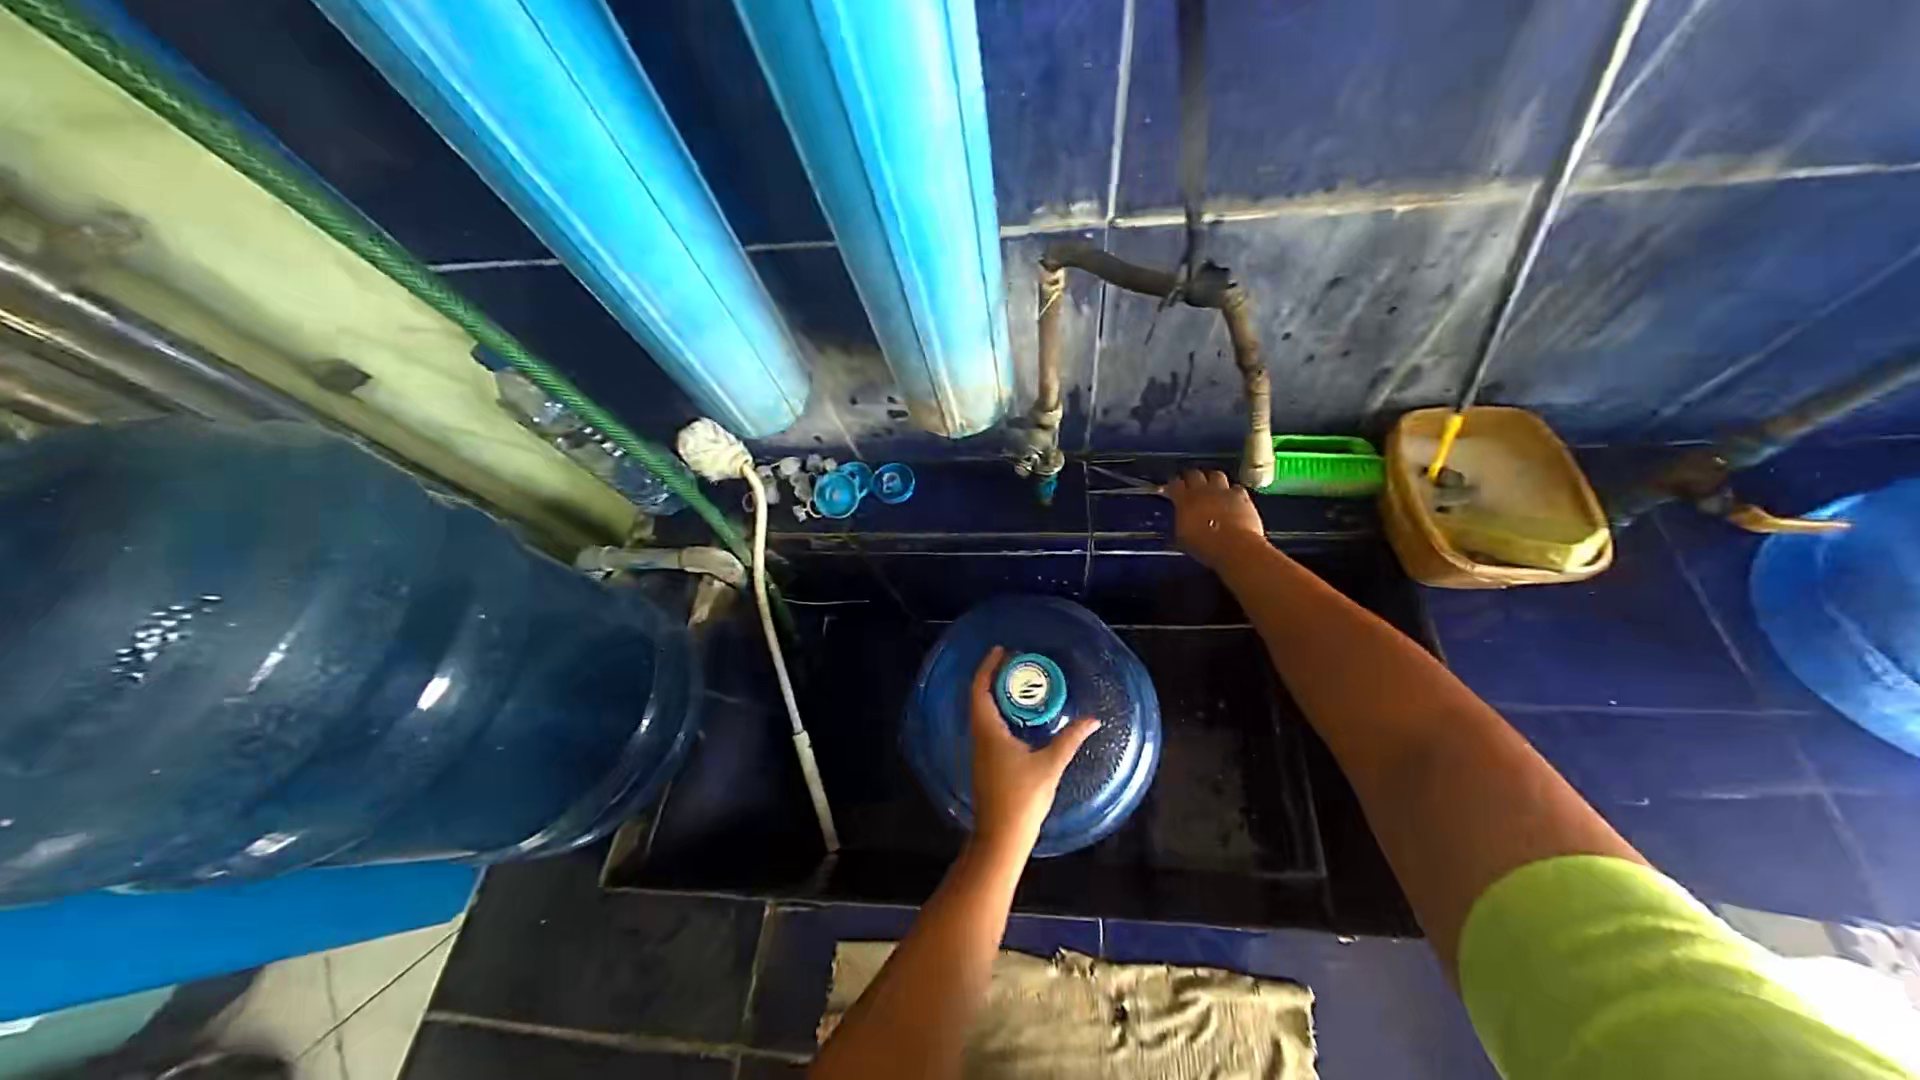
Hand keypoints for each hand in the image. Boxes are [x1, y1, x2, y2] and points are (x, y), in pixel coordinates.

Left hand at [968, 646, 1099, 852]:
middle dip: (994, 676)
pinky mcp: (986, 762)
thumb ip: (1071, 739)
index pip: (980, 689)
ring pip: (983, 712)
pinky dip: (1000, 711)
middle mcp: (980, 736)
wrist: (1001, 837)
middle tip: (1016, 662)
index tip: (1001, 650)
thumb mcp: (1050, 764)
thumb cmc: (1022, 798)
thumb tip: (1093, 719)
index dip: (988, 667)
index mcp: (989, 731)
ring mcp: (981, 750)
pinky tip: (1019, 716)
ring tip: (1019, 683)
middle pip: (980, 697)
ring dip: (997, 694)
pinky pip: (989, 725)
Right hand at [1163, 469, 1265, 569]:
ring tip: (1212, 485)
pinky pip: (1236, 488)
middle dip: (1191, 477)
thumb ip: (1181, 522)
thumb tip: (1181, 520)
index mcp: (1185, 500)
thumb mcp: (1182, 537)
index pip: (1174, 484)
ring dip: (1212, 479)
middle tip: (1190, 482)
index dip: (1173, 485)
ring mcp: (1223, 492)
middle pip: (1194, 474)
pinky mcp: (1241, 497)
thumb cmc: (1206, 546)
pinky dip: (1233, 491)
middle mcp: (1203, 491)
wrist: (1234, 546)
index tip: (1173, 489)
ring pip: (1216, 475)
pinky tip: (1232, 497)